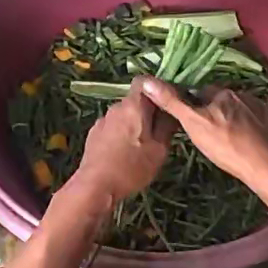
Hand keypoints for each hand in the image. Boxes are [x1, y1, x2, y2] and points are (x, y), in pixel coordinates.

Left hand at [67, 86, 173, 200]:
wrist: (95, 186)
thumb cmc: (132, 167)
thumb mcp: (159, 149)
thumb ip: (167, 125)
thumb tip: (172, 109)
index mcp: (134, 106)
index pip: (145, 81)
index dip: (158, 88)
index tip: (168, 103)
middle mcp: (116, 107)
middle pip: (136, 100)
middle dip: (149, 111)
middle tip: (161, 130)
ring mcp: (103, 120)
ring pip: (125, 115)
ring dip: (135, 124)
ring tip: (143, 145)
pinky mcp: (94, 134)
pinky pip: (114, 127)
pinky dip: (122, 133)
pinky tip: (126, 152)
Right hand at [135, 77, 267, 191]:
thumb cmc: (227, 147)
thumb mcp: (194, 125)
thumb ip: (173, 103)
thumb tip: (148, 81)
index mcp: (222, 93)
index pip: (203, 92)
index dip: (196, 106)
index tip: (195, 122)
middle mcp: (244, 94)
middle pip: (224, 101)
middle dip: (217, 111)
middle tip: (213, 135)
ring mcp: (264, 108)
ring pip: (242, 110)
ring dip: (236, 119)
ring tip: (233, 142)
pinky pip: (262, 120)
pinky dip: (255, 128)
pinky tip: (253, 144)